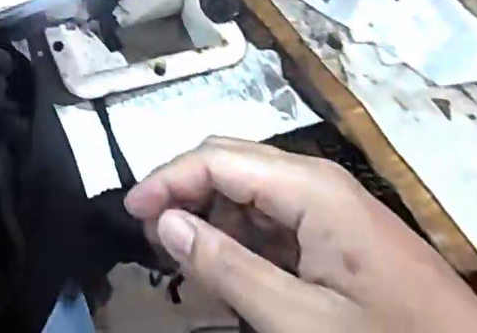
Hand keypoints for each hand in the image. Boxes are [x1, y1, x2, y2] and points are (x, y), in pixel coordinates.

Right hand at [124, 138, 476, 332]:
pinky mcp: (344, 233)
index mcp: (309, 186)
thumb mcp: (304, 323)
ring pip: (250, 190)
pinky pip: (278, 219)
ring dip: (214, 217)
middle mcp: (317, 181)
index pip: (215, 159)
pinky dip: (245, 238)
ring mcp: (333, 206)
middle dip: (186, 192)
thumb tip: (163, 222)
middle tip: (154, 236)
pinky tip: (235, 272)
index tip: (132, 213)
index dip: (167, 180)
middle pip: (230, 164)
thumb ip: (228, 267)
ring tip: (189, 259)